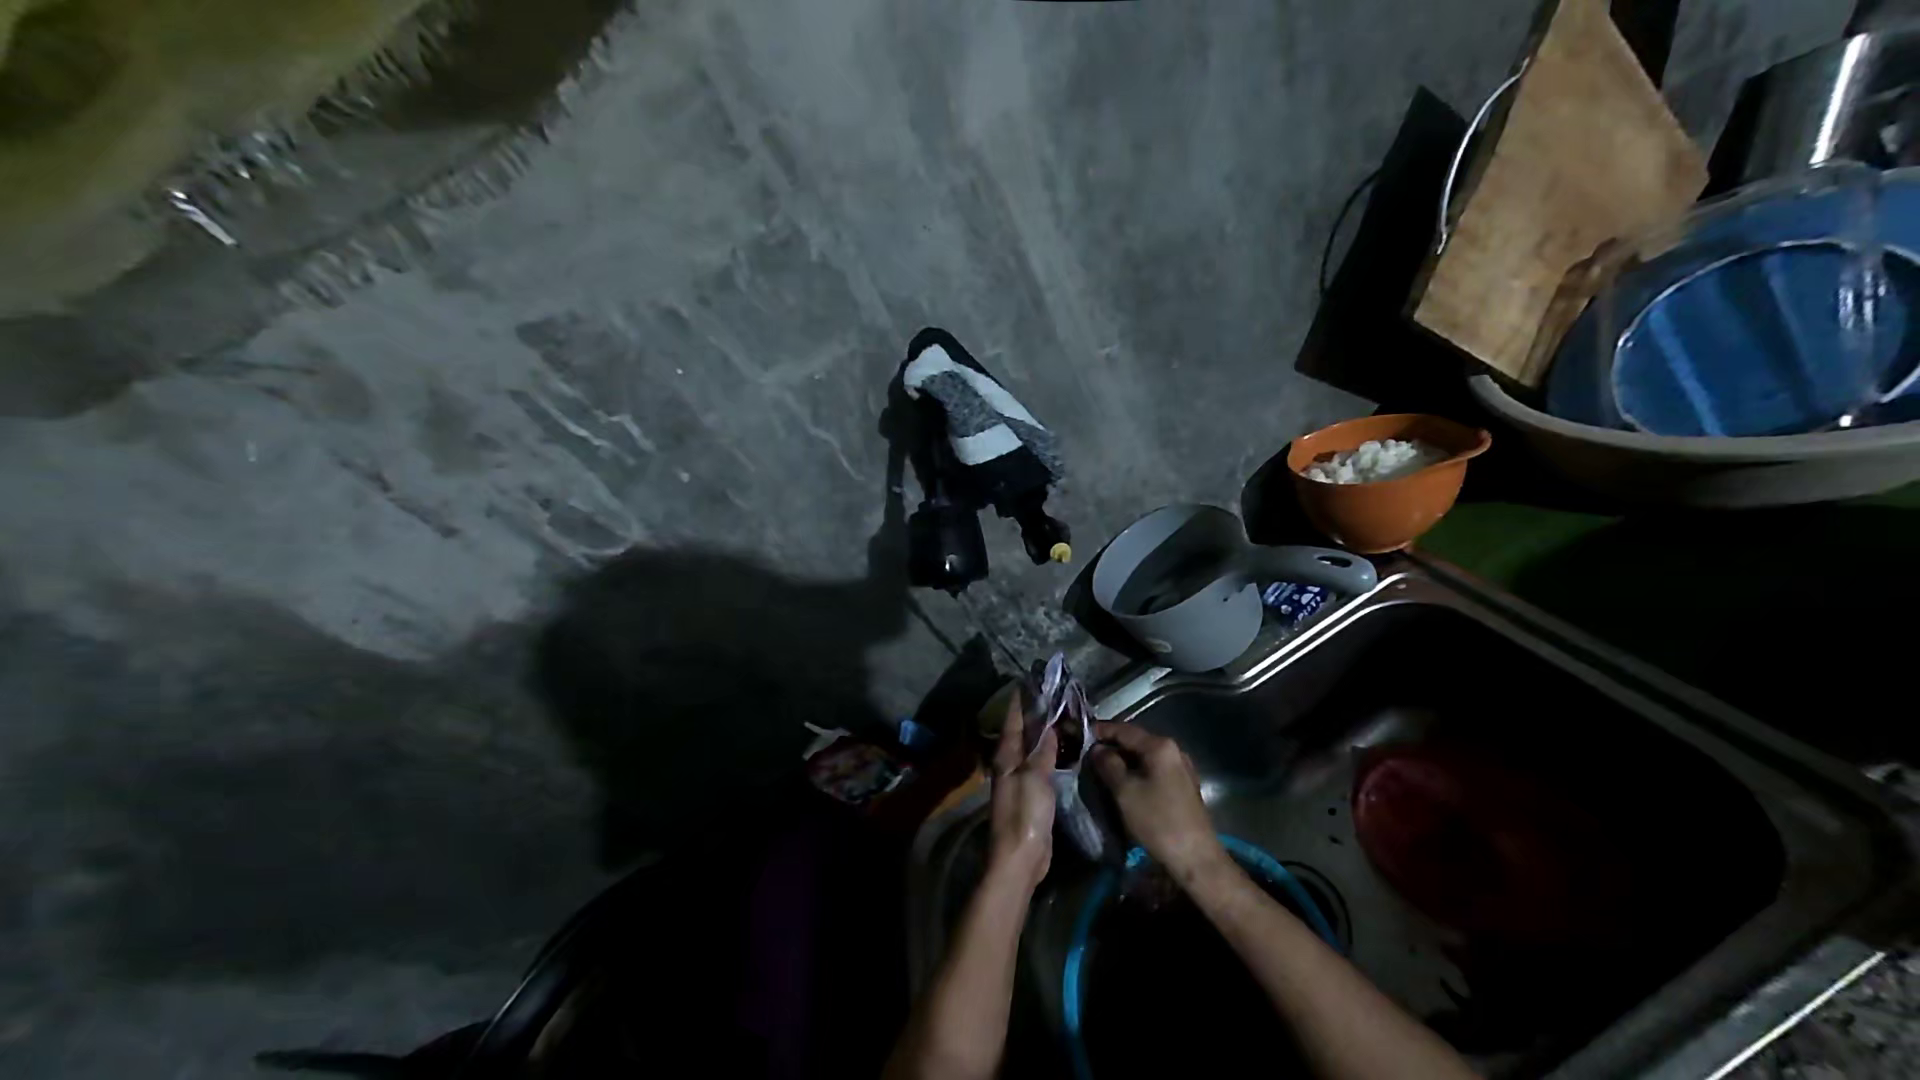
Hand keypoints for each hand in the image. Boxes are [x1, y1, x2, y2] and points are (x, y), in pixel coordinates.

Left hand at [988, 697, 1054, 892]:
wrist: (1020, 858)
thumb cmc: (1025, 813)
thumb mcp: (1035, 776)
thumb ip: (1042, 749)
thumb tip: (1049, 723)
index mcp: (1006, 755)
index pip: (1013, 719)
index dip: (1021, 699)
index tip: (1032, 680)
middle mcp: (1009, 763)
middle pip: (1022, 731)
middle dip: (1036, 713)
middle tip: (1057, 696)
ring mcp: (1019, 779)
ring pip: (1032, 747)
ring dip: (1044, 733)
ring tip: (1064, 717)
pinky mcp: (1031, 794)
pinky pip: (1040, 764)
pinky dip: (1050, 753)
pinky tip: (1064, 750)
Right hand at [1089, 723, 1227, 883]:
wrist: (1196, 859)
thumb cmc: (1158, 821)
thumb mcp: (1125, 791)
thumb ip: (1108, 764)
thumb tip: (1097, 749)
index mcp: (1160, 746)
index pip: (1123, 729)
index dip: (1099, 731)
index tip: (1078, 735)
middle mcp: (1174, 750)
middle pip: (1134, 742)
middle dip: (1110, 747)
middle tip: (1085, 755)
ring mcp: (1181, 768)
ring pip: (1143, 757)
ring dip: (1122, 761)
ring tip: (1100, 770)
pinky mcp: (1183, 786)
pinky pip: (1153, 770)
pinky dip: (1135, 773)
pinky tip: (1123, 784)